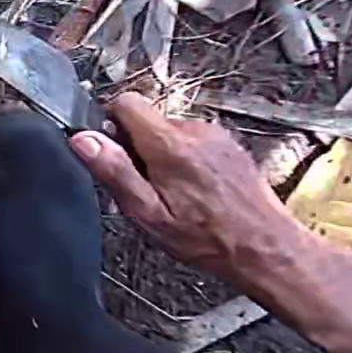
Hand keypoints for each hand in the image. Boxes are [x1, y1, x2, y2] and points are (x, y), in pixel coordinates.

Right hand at [70, 92, 332, 293]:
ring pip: (166, 131)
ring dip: (157, 155)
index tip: (109, 148)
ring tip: (166, 192)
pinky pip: (189, 141)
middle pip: (145, 120)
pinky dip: (180, 159)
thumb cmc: (207, 237)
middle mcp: (195, 132)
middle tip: (139, 185)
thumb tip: (83, 140)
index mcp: (170, 145)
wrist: (267, 249)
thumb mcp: (146, 211)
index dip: (109, 121)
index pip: (126, 102)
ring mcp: (215, 137)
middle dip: (133, 147)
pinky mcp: (228, 146)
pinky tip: (188, 190)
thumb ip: (113, 170)